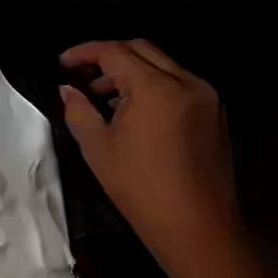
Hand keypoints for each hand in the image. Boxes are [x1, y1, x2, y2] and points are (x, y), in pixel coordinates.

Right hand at [57, 40, 245, 269]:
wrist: (197, 227)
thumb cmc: (140, 188)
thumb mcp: (97, 148)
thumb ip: (78, 110)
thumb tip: (67, 89)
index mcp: (156, 88)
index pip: (115, 52)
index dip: (84, 53)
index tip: (62, 62)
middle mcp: (186, 82)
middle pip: (142, 49)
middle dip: (109, 56)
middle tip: (82, 75)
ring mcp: (206, 97)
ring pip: (162, 65)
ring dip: (131, 71)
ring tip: (103, 96)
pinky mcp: (215, 113)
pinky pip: (179, 84)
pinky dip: (153, 85)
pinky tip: (133, 112)